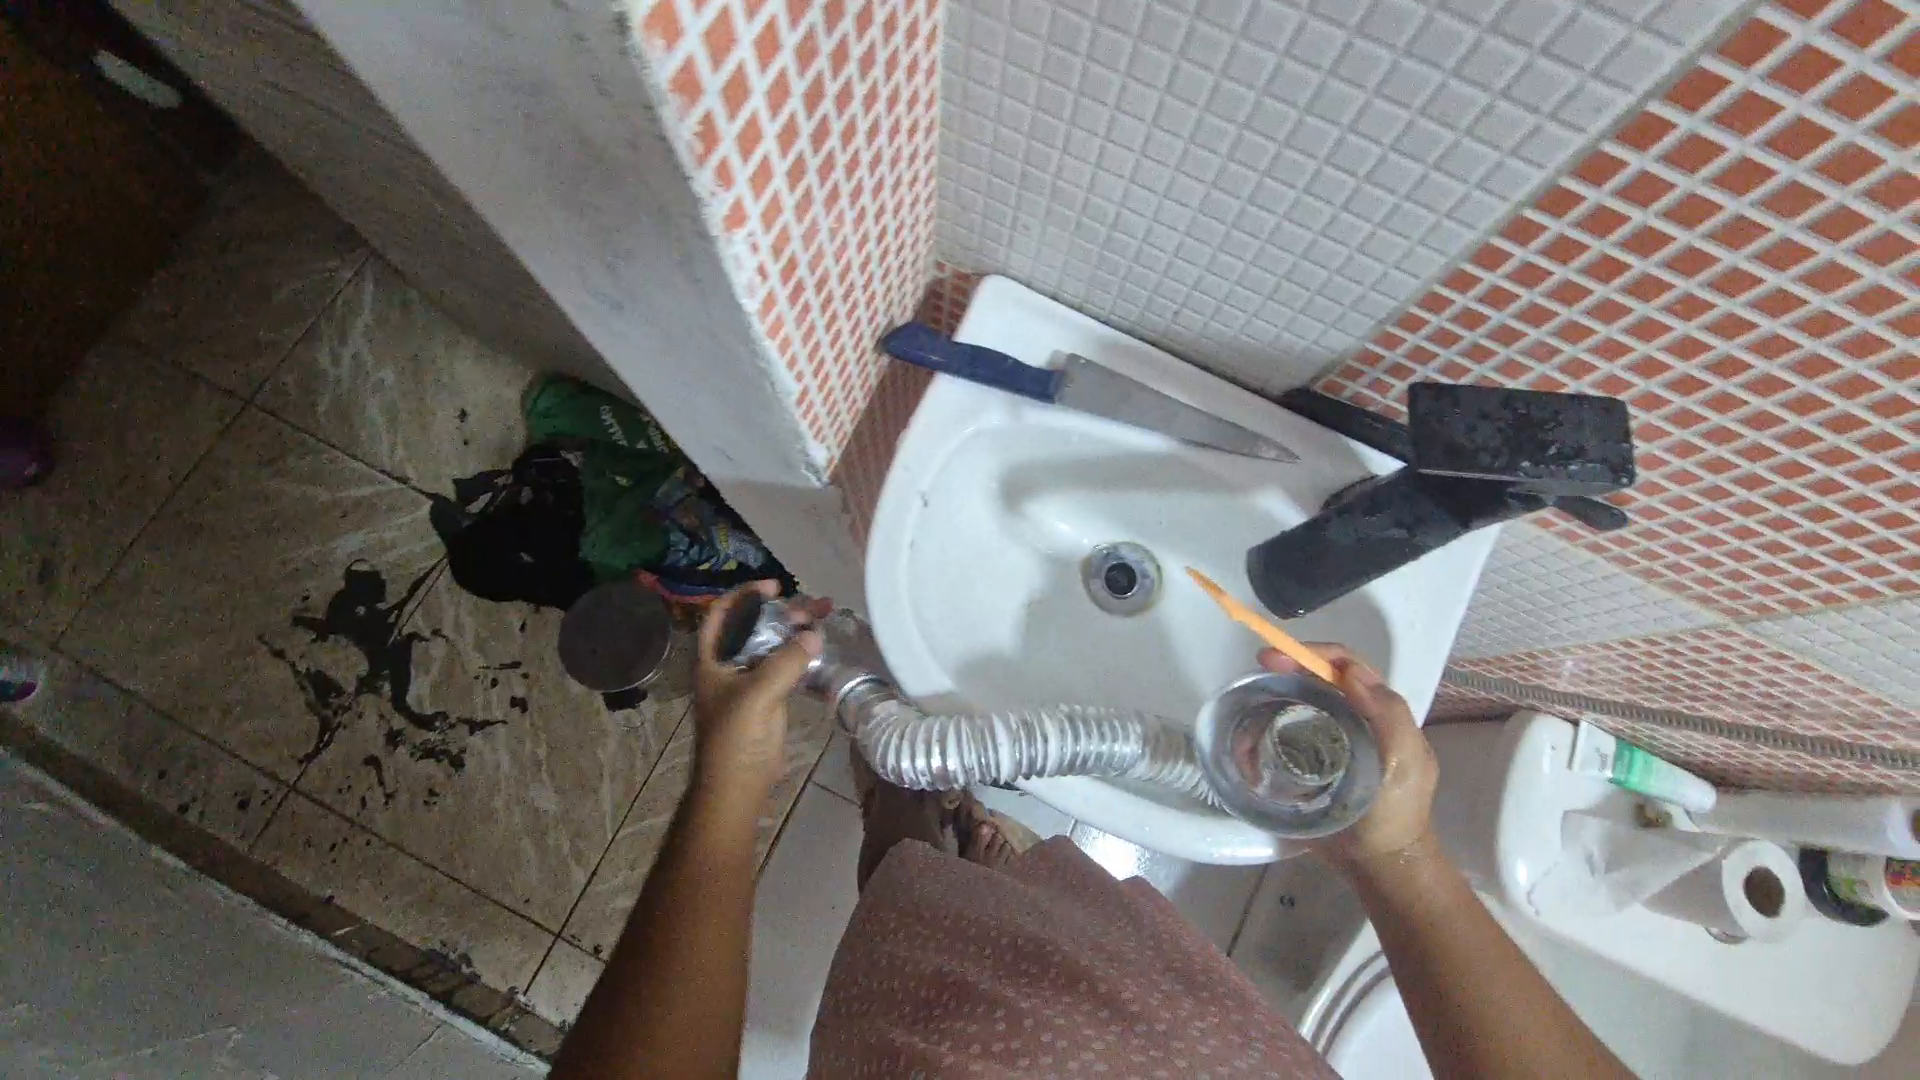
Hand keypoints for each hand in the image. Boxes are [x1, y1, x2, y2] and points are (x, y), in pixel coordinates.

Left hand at [692, 582, 826, 800]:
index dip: (744, 595)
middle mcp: (729, 664)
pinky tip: (821, 646)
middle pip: (754, 626)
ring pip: (773, 644)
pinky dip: (802, 653)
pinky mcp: (768, 696)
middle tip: (813, 605)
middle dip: (782, 611)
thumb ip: (786, 662)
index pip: (723, 613)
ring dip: (797, 630)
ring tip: (825, 615)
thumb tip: (814, 635)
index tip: (774, 587)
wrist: (737, 784)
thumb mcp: (757, 694)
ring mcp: (749, 680)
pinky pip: (786, 665)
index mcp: (712, 659)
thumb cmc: (735, 737)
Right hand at [1256, 644, 1436, 874]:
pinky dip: (1265, 724)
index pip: (1345, 665)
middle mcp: (1353, 716)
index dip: (1312, 653)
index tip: (1276, 658)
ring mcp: (1329, 736)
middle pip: (1317, 677)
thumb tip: (1349, 671)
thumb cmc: (1394, 813)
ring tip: (1248, 705)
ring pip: (1298, 700)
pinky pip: (1284, 730)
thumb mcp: (1405, 763)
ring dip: (1272, 695)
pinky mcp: (1307, 758)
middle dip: (1287, 667)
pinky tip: (1249, 733)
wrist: (1378, 865)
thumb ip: (1389, 716)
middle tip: (1257, 673)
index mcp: (1378, 711)